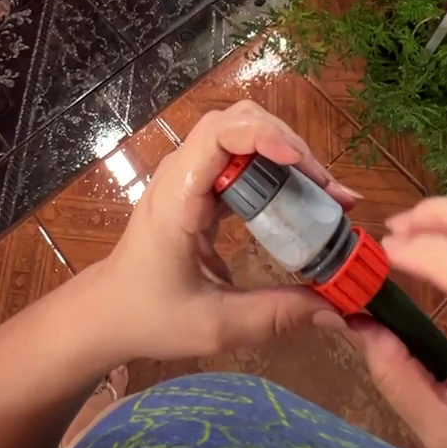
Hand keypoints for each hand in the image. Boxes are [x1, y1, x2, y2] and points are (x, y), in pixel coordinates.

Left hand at [87, 101, 360, 360]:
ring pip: (241, 135)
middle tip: (326, 187)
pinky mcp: (200, 185)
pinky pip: (241, 161)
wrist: (110, 311)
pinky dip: (274, 172)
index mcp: (177, 195)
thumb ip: (274, 314)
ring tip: (324, 193)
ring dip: (285, 154)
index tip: (297, 161)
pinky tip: (302, 201)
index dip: (260, 135)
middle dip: (286, 144)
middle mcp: (182, 172)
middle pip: (236, 123)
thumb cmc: (150, 315)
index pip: (216, 134)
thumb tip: (336, 309)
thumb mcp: (215, 324)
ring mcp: (190, 174)